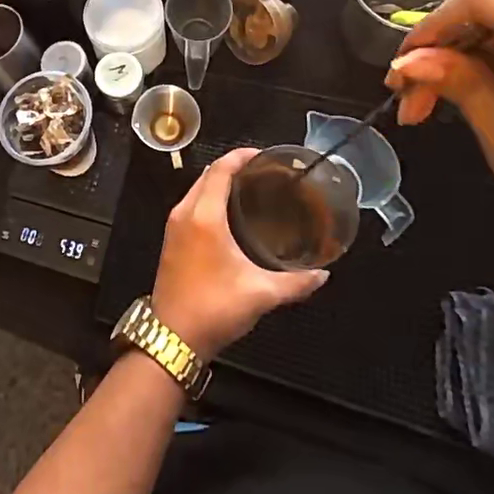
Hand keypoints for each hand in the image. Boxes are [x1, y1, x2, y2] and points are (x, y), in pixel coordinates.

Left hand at [150, 148, 329, 355]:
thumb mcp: (260, 294)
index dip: (240, 156)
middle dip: (231, 167)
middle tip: (261, 172)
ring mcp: (174, 227)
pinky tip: (229, 214)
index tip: (262, 155)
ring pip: (196, 190)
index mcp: (204, 216)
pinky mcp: (171, 240)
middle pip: (206, 175)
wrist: (172, 338)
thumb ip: (295, 282)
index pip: (219, 170)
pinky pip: (191, 205)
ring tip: (248, 188)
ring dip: (218, 183)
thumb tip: (322, 275)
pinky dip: (208, 198)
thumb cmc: (213, 309)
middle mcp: (184, 214)